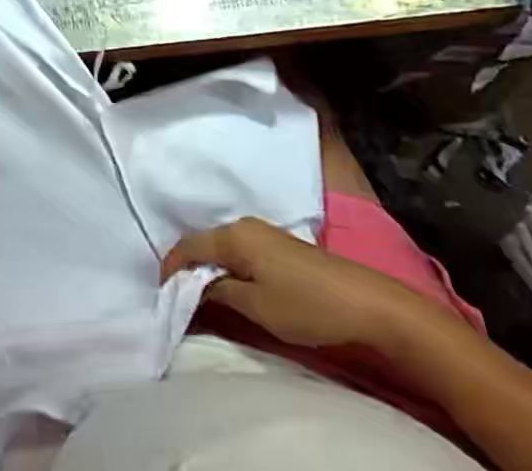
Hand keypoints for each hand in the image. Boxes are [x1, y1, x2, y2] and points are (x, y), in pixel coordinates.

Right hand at [160, 217, 435, 349]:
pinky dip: (226, 265)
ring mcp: (264, 232)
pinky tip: (230, 284)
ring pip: (221, 245)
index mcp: (233, 236)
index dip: (170, 268)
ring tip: (201, 294)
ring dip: (208, 267)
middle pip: (203, 242)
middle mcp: (244, 225)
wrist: (369, 303)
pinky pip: (238, 249)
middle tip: (178, 296)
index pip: (187, 246)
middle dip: (187, 267)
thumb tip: (192, 286)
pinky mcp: (279, 244)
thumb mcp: (255, 306)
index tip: (161, 293)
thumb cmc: (307, 306)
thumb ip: (217, 292)